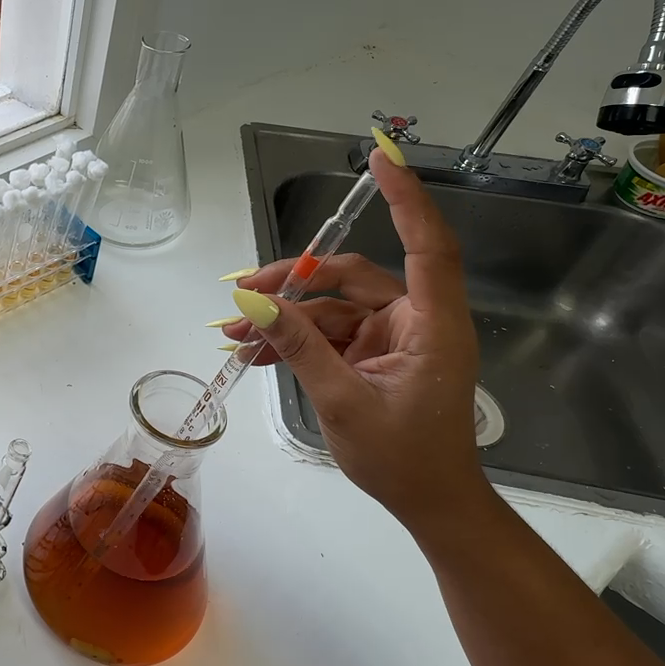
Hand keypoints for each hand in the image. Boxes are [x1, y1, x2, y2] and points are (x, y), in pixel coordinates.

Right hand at [221, 151, 486, 525]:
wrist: (429, 505)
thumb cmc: (404, 460)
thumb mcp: (343, 401)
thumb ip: (299, 347)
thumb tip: (253, 302)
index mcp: (432, 325)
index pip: (427, 247)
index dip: (406, 200)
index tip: (381, 160)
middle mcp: (414, 320)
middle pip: (350, 278)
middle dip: (293, 283)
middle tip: (242, 295)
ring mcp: (392, 337)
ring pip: (329, 308)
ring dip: (281, 318)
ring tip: (232, 336)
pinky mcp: (373, 355)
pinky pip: (325, 334)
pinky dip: (290, 340)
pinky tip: (250, 352)